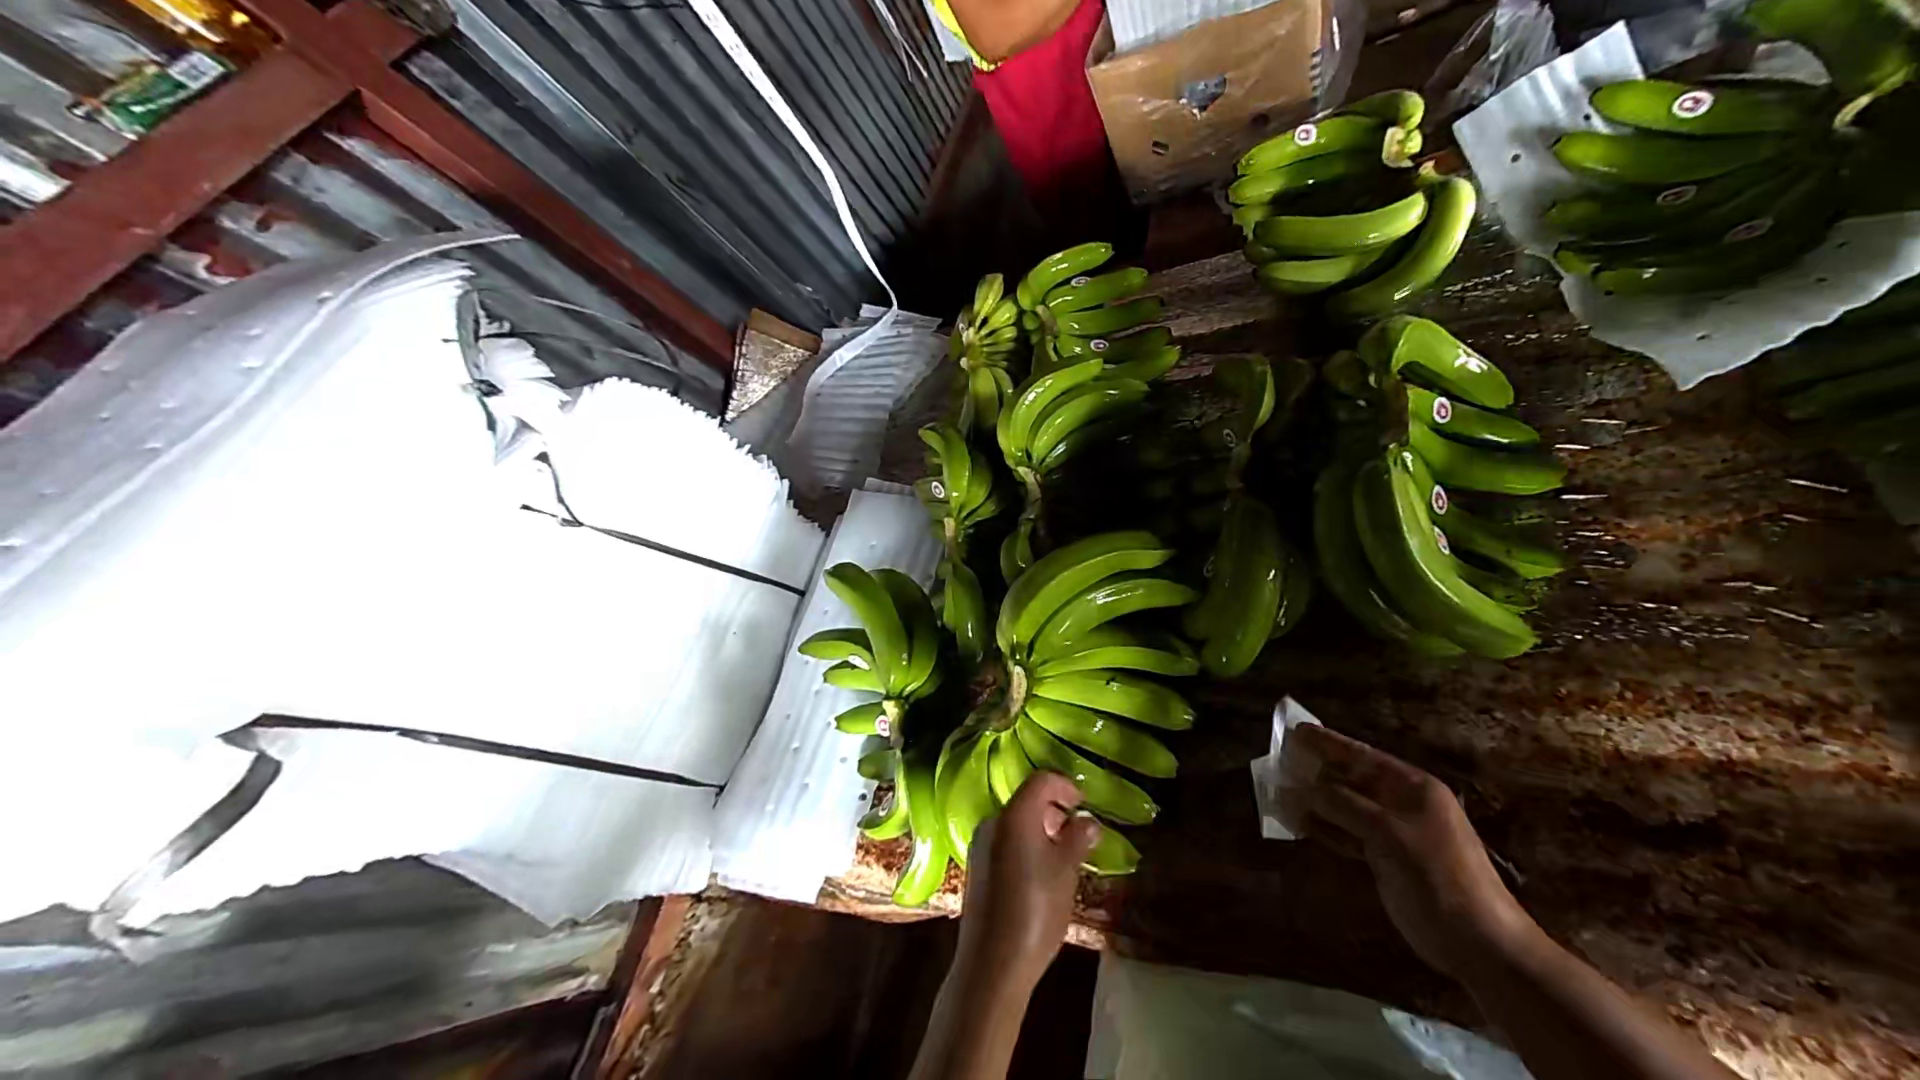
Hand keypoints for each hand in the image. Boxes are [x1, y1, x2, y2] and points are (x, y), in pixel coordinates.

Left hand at [954, 770, 1101, 991]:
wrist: (992, 963)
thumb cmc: (1035, 910)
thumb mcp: (1066, 871)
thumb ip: (1078, 838)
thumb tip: (1088, 820)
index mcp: (1014, 816)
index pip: (1041, 781)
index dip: (1066, 786)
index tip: (1085, 805)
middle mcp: (992, 822)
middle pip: (1027, 800)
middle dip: (1055, 811)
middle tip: (1079, 834)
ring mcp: (981, 845)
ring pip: (1017, 823)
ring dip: (1042, 830)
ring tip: (1065, 857)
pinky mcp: (977, 867)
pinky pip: (1006, 842)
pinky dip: (1027, 846)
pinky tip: (1042, 874)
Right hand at [1293, 724, 1542, 980]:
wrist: (1478, 943)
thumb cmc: (1437, 876)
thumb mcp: (1386, 832)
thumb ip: (1342, 804)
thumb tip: (1303, 789)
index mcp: (1412, 787)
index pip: (1362, 755)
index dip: (1328, 743)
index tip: (1295, 729)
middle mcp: (1401, 803)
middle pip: (1351, 778)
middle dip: (1316, 771)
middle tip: (1279, 761)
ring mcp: (1393, 832)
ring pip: (1345, 806)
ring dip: (1315, 801)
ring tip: (1280, 792)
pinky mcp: (1385, 858)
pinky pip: (1346, 832)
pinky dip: (1324, 828)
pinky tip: (1299, 824)